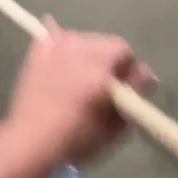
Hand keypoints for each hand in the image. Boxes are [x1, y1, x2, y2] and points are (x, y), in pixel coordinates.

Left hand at [3, 17, 155, 167]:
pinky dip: (64, 45)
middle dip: (110, 61)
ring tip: (82, 77)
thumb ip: (134, 96)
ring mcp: (55, 47)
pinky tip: (64, 58)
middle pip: (105, 42)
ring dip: (88, 54)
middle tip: (105, 85)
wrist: (30, 140)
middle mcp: (78, 50)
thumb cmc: (76, 140)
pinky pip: (56, 36)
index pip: (124, 50)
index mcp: (98, 69)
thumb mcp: (115, 126)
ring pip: (83, 39)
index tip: (126, 88)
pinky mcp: (38, 50)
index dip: (129, 69)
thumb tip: (147, 75)